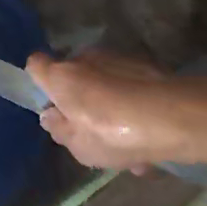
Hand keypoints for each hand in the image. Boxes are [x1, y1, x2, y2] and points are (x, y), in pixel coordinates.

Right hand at [27, 52, 196, 171]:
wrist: (169, 117)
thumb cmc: (111, 134)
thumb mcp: (78, 145)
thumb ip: (60, 129)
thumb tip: (51, 115)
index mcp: (62, 77)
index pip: (36, 65)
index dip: (40, 81)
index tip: (51, 105)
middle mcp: (86, 59)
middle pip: (74, 76)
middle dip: (81, 100)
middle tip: (94, 132)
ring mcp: (117, 59)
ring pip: (105, 83)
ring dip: (111, 105)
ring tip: (131, 146)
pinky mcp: (145, 64)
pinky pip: (130, 87)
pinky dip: (134, 106)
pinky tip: (150, 140)